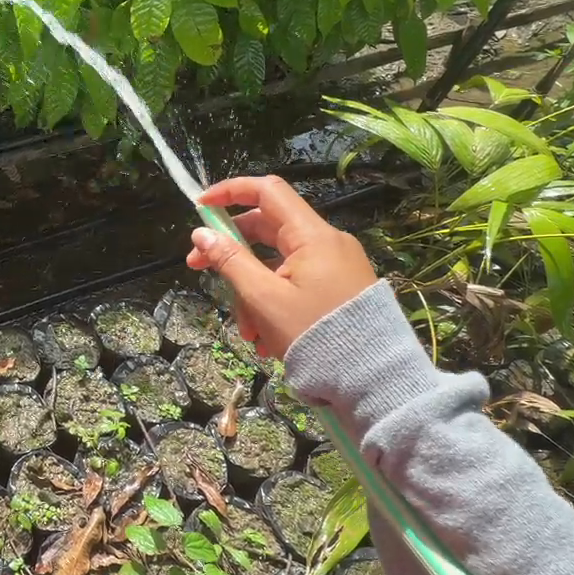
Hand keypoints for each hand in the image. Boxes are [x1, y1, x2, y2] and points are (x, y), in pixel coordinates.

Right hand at [185, 175, 377, 359]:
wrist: (375, 383)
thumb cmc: (313, 333)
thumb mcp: (262, 297)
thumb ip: (229, 260)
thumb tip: (202, 234)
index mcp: (312, 236)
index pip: (267, 191)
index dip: (230, 192)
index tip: (200, 207)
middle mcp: (327, 243)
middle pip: (267, 229)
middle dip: (231, 252)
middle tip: (198, 269)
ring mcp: (336, 267)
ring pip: (277, 262)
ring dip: (251, 290)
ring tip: (247, 331)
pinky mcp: (339, 289)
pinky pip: (295, 281)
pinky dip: (273, 301)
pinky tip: (266, 337)